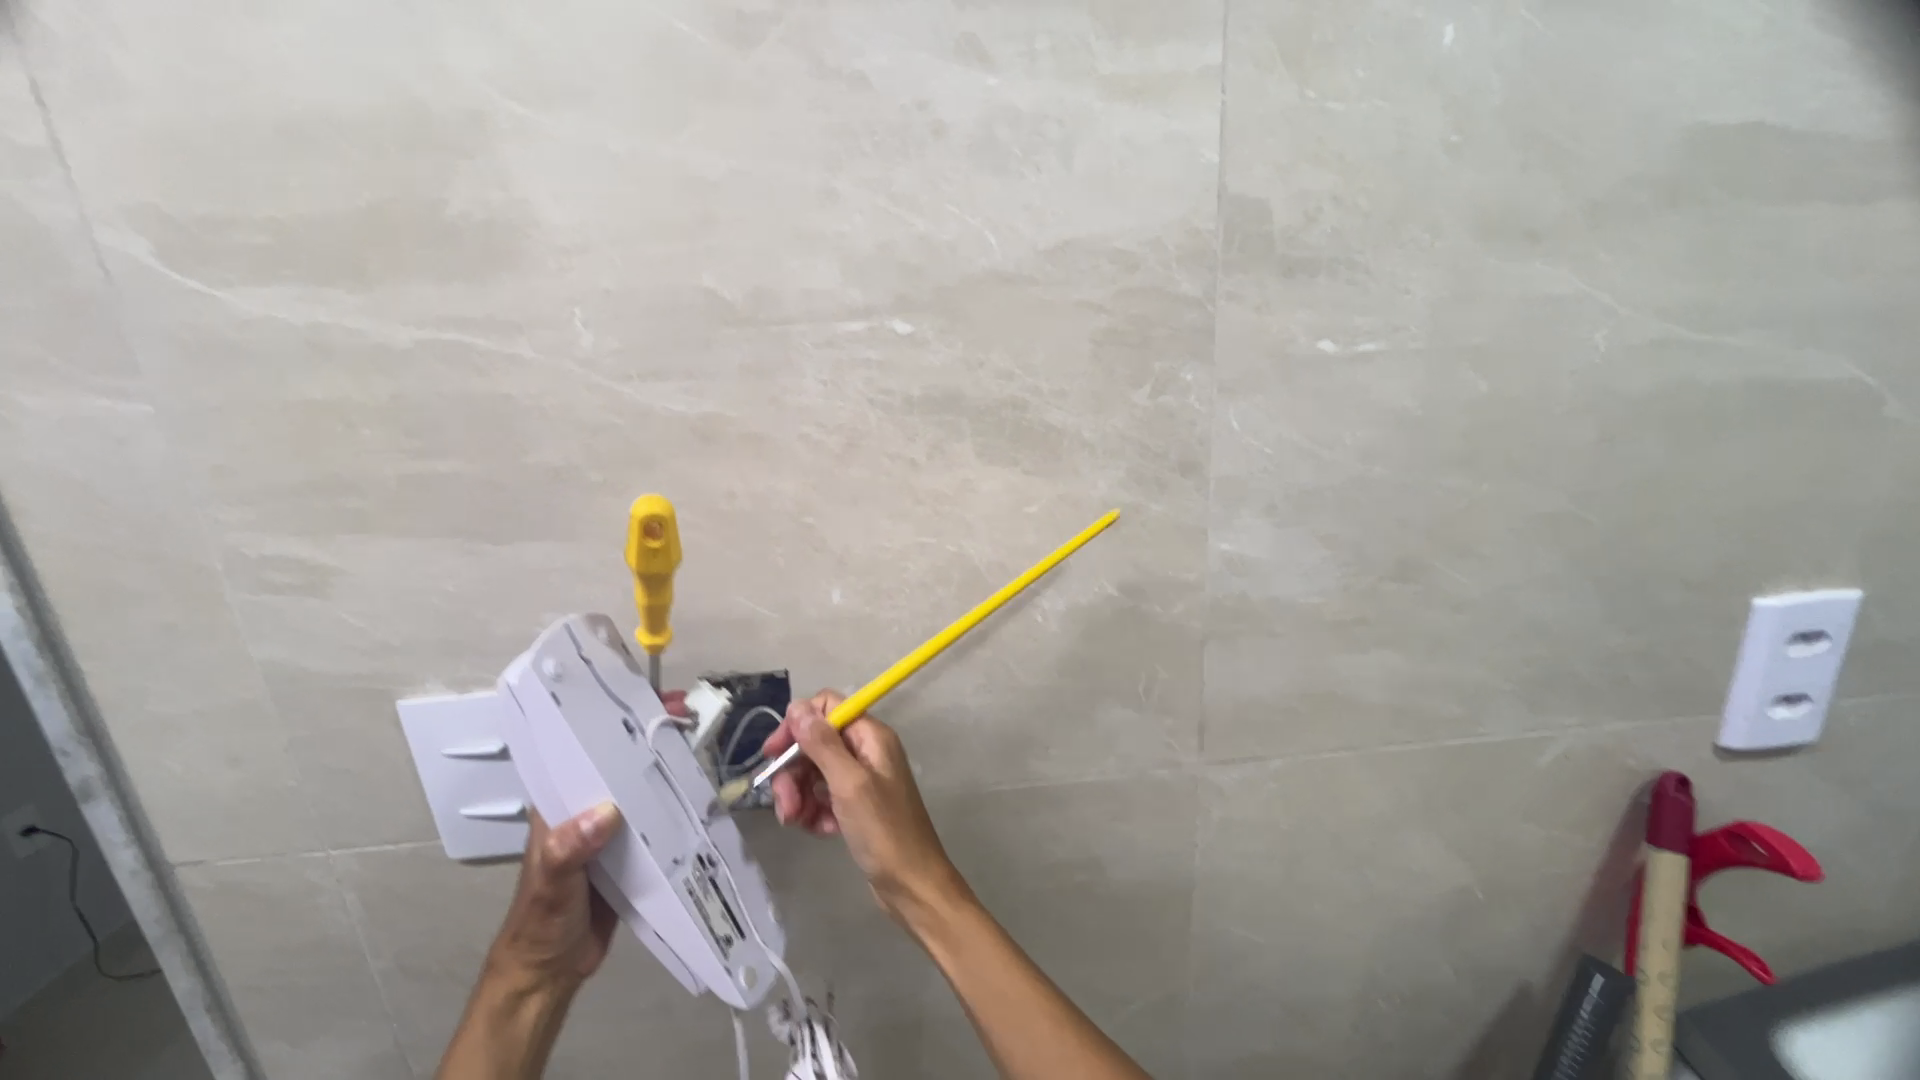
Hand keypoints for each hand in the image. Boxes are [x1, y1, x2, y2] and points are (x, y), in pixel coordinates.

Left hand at [486, 690, 685, 986]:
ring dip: (665, 768)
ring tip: (698, 741)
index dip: (609, 721)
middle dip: (647, 737)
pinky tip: (700, 793)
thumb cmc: (540, 921)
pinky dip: (676, 806)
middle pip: (618, 764)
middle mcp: (586, 810)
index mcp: (559, 806)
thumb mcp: (551, 883)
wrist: (553, 970)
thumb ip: (569, 849)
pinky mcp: (633, 853)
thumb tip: (606, 812)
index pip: (582, 751)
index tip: (641, 698)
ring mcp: (610, 832)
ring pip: (640, 789)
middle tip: (684, 712)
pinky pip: (656, 821)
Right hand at [761, 690, 969, 922]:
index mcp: (871, 736)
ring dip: (799, 796)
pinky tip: (820, 831)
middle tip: (784, 805)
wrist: (911, 884)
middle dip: (794, 772)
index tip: (774, 754)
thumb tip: (797, 707)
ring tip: (797, 822)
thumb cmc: (884, 831)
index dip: (797, 726)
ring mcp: (862, 780)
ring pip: (814, 773)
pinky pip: (823, 798)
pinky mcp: (856, 806)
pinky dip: (815, 812)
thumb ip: (823, 744)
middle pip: (815, 743)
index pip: (827, 707)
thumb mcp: (849, 784)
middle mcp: (866, 751)